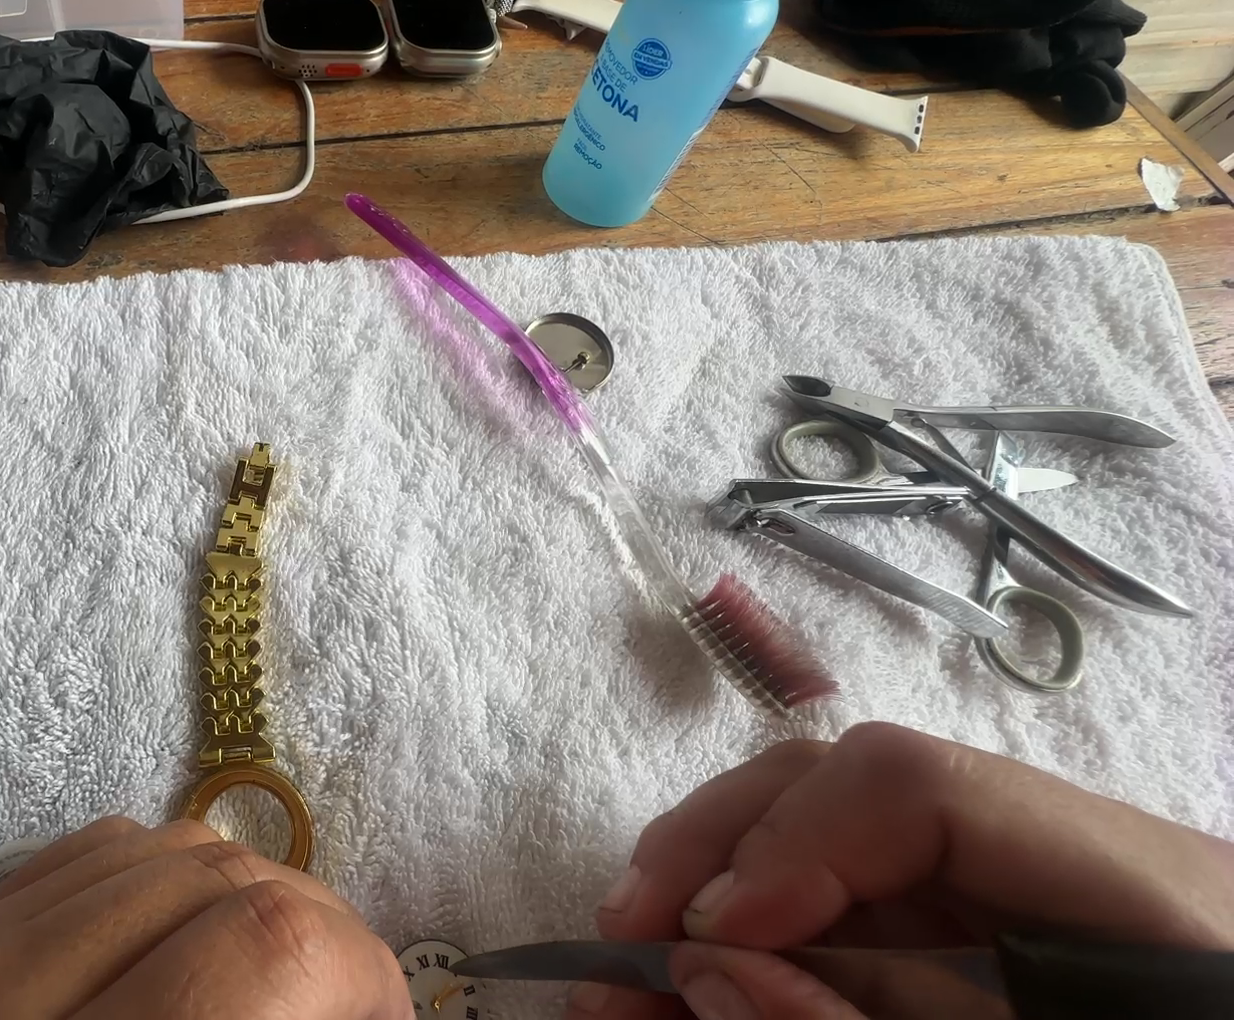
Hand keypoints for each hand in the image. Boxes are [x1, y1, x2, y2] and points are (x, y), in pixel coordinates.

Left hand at [0, 816, 410, 1019]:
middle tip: (336, 1002)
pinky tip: (183, 938)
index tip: (381, 1015)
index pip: (261, 943)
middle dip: (310, 927)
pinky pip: (89, 855)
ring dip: (242, 895)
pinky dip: (163, 880)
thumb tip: (372, 1014)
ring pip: (159, 845)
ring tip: (264, 972)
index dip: (354, 965)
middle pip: (215, 875)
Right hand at [572, 722, 1233, 1019]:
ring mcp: (986, 870)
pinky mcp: (944, 908)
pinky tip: (687, 953)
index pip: (909, 785)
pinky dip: (738, 917)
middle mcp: (1039, 844)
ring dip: (697, 879)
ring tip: (629, 943)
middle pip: (825, 782)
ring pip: (798, 818)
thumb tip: (703, 971)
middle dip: (705, 852)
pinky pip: (815, 882)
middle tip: (623, 930)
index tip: (711, 934)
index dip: (787, 843)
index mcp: (1132, 880)